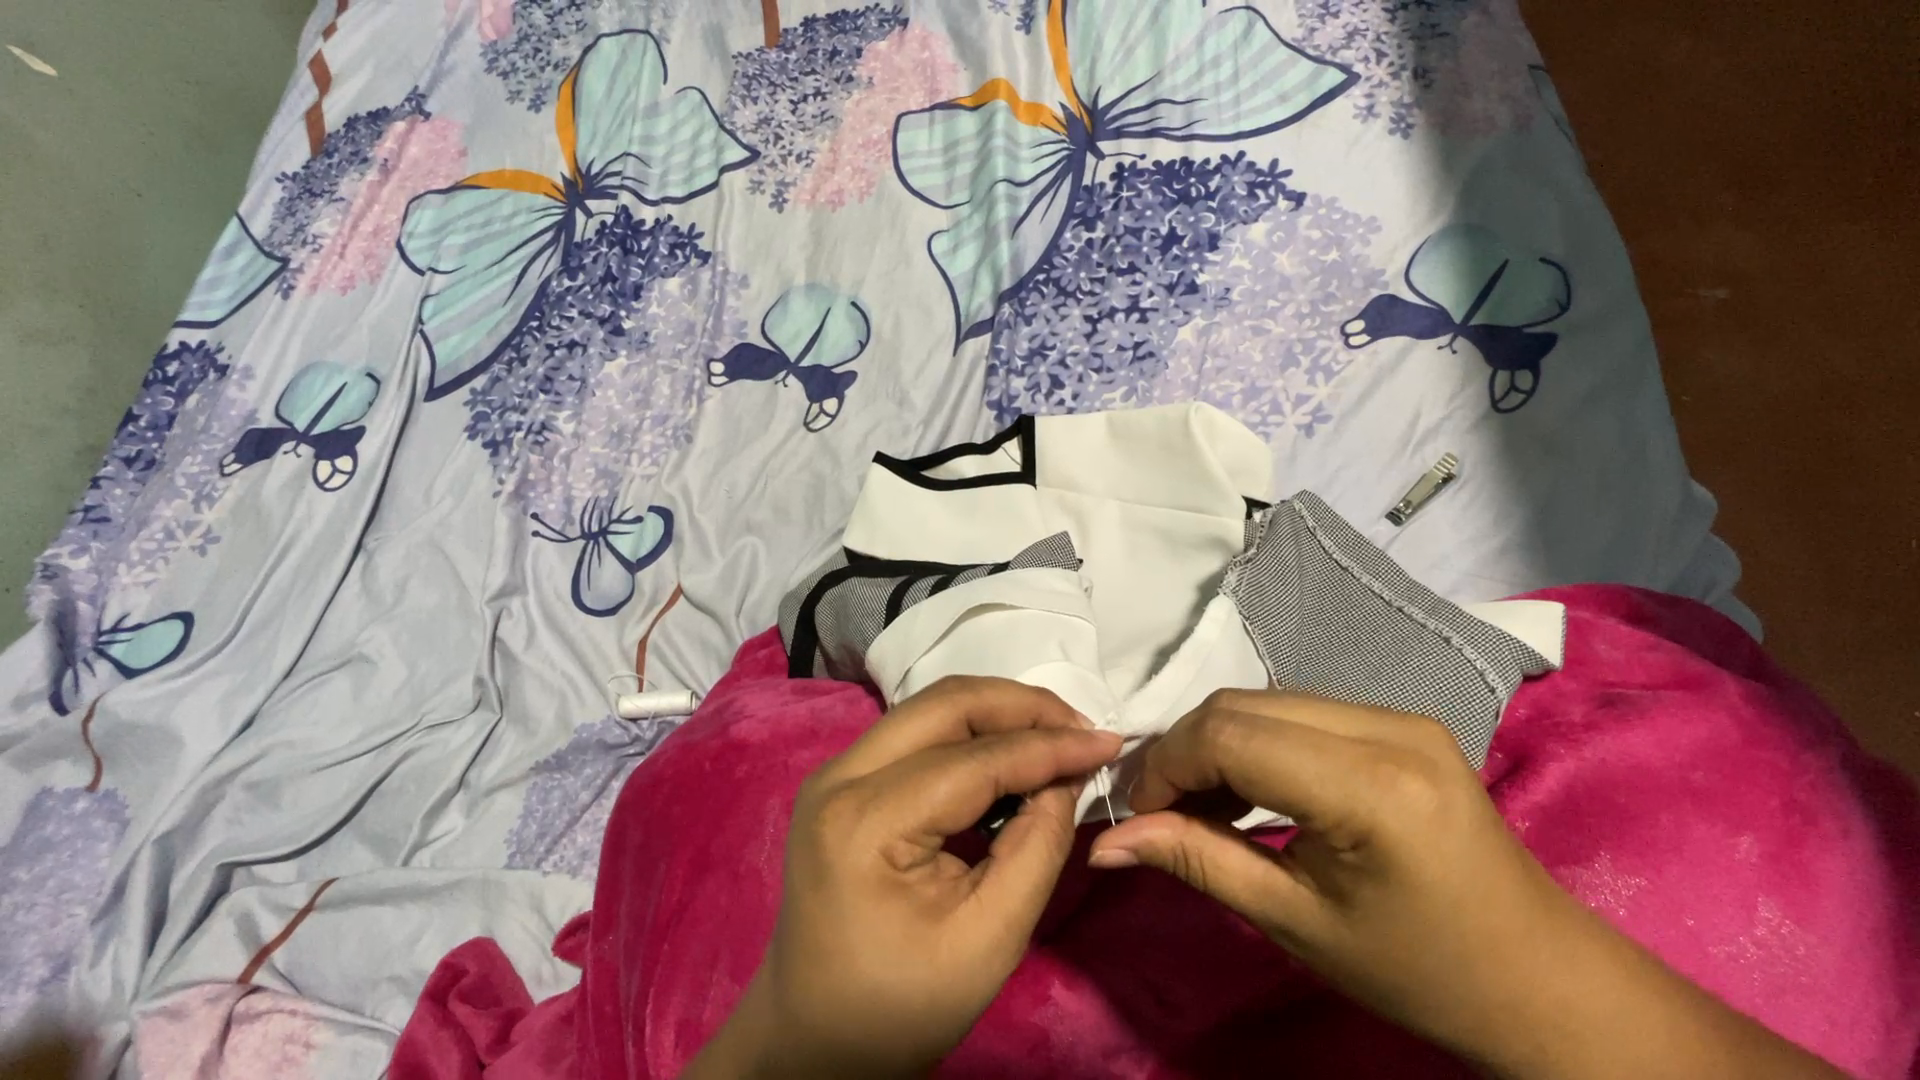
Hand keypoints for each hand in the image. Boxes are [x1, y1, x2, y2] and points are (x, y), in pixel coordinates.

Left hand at [688, 677, 1122, 1078]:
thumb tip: (1067, 775)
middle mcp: (840, 777)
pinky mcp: (842, 781)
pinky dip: (970, 733)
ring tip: (1056, 738)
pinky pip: (915, 732)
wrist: (815, 1036)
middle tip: (1082, 730)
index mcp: (866, 822)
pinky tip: (1010, 754)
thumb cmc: (901, 1004)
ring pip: (930, 709)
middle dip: (1022, 707)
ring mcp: (834, 773)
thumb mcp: (990, 939)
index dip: (1048, 746)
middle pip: (944, 705)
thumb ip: (1037, 847)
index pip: (973, 760)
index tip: (1110, 743)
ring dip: (997, 713)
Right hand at [1086, 691, 1844, 1079]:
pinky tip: (1247, 789)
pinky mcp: (1402, 722)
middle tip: (1156, 809)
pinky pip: (1297, 711)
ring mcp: (1400, 716)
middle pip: (1240, 706)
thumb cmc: (1418, 969)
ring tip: (1198, 804)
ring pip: (1264, 701)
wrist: (1540, 980)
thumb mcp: (1294, 923)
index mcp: (1371, 787)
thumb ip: (1197, 861)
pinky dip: (1253, 741)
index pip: (1228, 735)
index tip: (1134, 813)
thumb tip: (1105, 842)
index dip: (1164, 765)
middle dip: (1181, 751)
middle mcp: (1387, 728)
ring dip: (1214, 743)